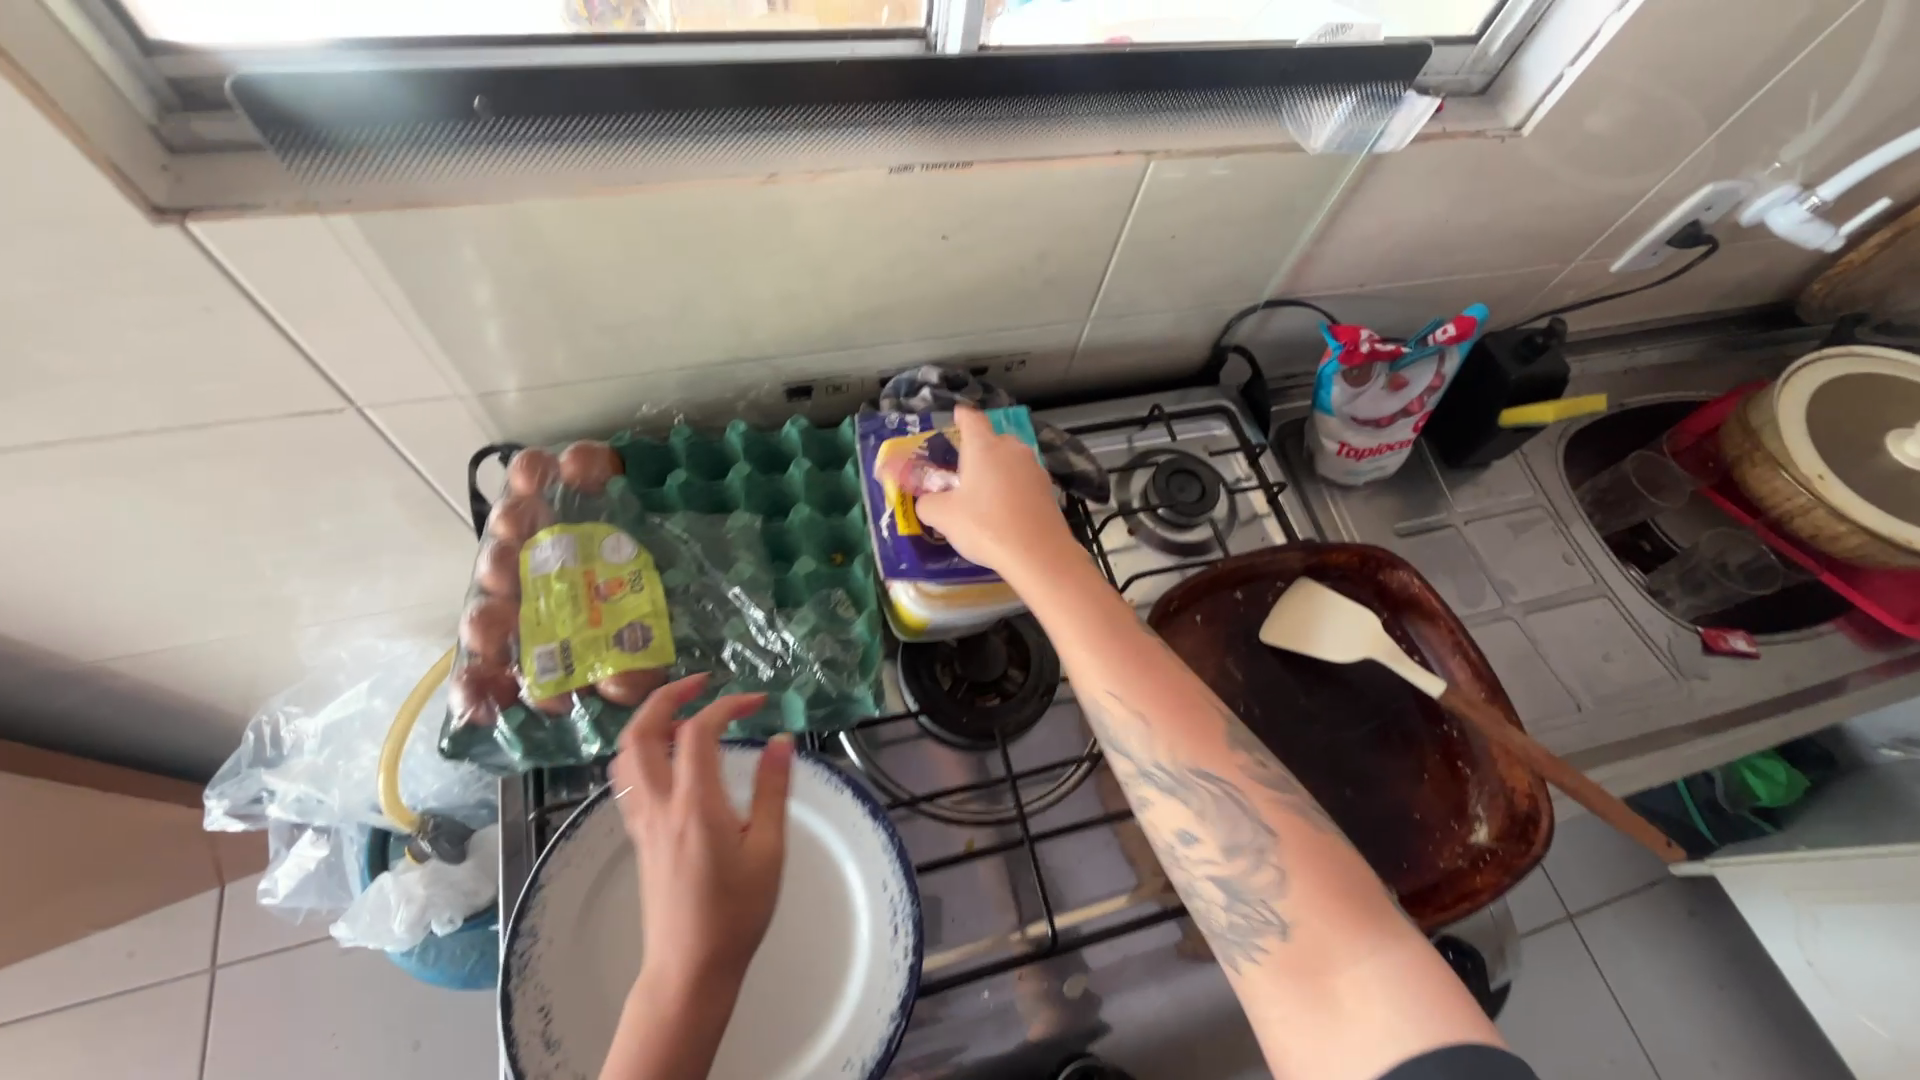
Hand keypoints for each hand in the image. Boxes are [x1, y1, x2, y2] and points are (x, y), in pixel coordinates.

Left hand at [608, 672, 793, 993]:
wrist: (690, 967)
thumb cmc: (736, 912)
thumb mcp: (768, 850)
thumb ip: (773, 790)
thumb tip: (781, 740)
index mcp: (695, 805)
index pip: (698, 732)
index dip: (727, 705)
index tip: (758, 701)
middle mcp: (659, 806)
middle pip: (640, 733)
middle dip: (667, 697)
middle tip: (701, 684)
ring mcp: (642, 822)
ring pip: (625, 756)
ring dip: (648, 722)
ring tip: (683, 714)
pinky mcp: (639, 836)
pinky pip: (628, 779)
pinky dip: (643, 751)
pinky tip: (672, 758)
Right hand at [914, 406, 1078, 579]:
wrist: (1038, 554)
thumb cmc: (985, 526)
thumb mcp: (942, 516)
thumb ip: (927, 503)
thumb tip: (927, 501)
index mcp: (983, 446)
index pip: (971, 419)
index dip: (961, 417)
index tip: (955, 417)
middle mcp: (1012, 449)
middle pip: (993, 440)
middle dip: (978, 450)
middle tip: (964, 471)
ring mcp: (1034, 468)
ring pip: (1011, 461)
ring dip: (997, 471)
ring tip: (984, 495)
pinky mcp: (1048, 489)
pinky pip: (1024, 481)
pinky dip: (1013, 489)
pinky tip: (1006, 511)